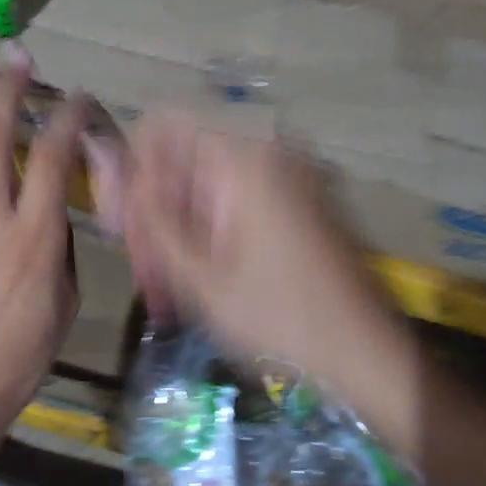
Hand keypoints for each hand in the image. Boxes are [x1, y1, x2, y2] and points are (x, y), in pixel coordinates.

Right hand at [99, 111, 401, 388]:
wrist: (370, 355)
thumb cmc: (281, 319)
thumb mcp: (199, 276)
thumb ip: (151, 217)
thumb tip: (115, 171)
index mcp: (243, 157)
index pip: (161, 129)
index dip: (129, 171)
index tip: (116, 224)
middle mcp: (268, 152)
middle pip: (184, 162)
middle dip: (154, 215)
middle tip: (142, 273)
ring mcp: (291, 176)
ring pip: (208, 188)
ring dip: (180, 234)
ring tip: (165, 294)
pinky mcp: (302, 201)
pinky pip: (239, 202)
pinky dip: (212, 236)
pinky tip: (198, 286)